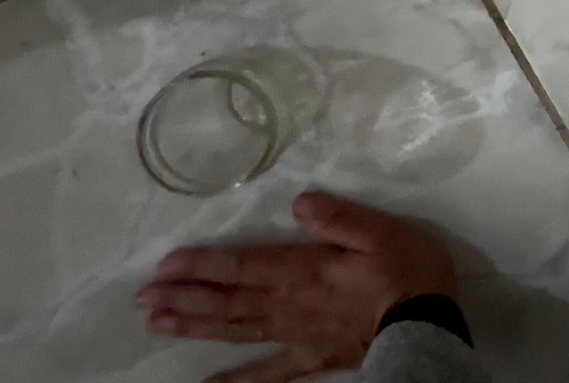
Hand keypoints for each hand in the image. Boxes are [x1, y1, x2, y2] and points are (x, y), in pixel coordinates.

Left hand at [136, 191, 459, 382]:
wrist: (424, 324)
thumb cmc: (406, 268)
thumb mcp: (382, 231)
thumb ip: (340, 217)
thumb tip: (298, 203)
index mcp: (306, 269)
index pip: (245, 265)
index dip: (205, 263)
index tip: (167, 264)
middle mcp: (290, 303)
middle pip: (230, 299)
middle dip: (187, 295)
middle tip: (144, 297)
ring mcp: (296, 335)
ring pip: (236, 329)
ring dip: (196, 325)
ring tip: (158, 322)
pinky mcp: (311, 357)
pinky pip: (266, 374)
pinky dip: (234, 381)